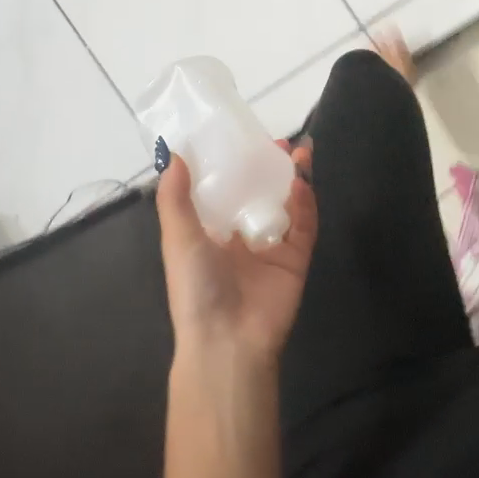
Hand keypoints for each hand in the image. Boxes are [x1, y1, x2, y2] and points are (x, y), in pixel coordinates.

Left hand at [156, 141, 317, 364]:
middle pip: (262, 194)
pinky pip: (305, 226)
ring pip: (288, 205)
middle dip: (271, 169)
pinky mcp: (297, 258)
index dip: (236, 165)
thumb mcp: (178, 239)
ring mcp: (272, 247)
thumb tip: (172, 153)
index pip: (226, 191)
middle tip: (280, 143)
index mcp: (211, 233)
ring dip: (294, 179)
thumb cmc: (195, 288)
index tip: (243, 139)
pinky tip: (302, 183)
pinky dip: (306, 204)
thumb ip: (175, 198)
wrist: (227, 339)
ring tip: (299, 152)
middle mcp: (242, 237)